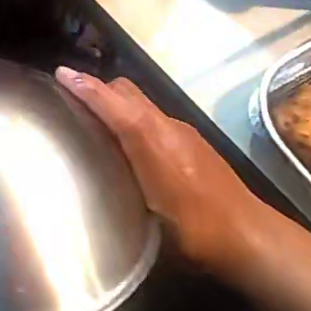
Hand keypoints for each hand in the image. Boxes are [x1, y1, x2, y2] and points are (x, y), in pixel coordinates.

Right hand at [56, 68, 270, 276]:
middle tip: (68, 102)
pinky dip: (132, 119)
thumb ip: (124, 197)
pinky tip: (125, 147)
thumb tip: (95, 187)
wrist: (251, 235)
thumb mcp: (153, 224)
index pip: (115, 103)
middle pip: (128, 92)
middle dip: (97, 89)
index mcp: (155, 143)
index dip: (86, 88)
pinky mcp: (191, 143)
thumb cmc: (199, 233)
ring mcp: (182, 134)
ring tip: (89, 123)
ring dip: (115, 104)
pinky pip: (153, 118)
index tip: (60, 75)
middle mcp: (168, 128)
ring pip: (141, 104)